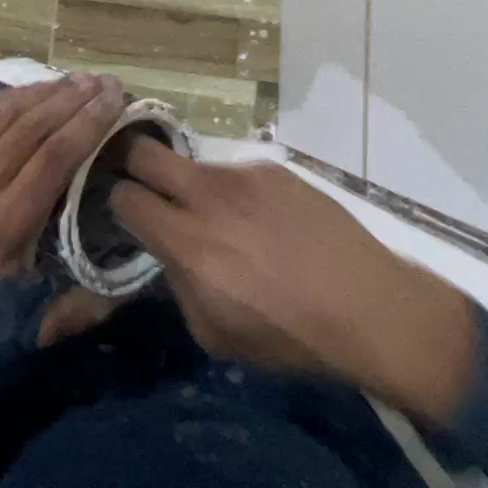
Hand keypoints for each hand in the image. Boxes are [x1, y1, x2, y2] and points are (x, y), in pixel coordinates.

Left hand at [0, 75, 124, 276]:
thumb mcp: (31, 301)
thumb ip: (78, 293)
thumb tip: (130, 281)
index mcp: (8, 219)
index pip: (53, 157)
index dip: (87, 125)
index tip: (116, 102)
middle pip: (32, 127)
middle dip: (74, 100)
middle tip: (107, 82)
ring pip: (7, 113)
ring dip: (47, 91)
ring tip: (81, 80)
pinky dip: (13, 96)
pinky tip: (38, 88)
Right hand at [110, 138, 478, 423]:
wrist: (371, 308)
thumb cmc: (290, 335)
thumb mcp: (215, 333)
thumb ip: (178, 284)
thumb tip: (168, 255)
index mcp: (187, 243)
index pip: (123, 198)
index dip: (116, 204)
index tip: (125, 214)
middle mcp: (208, 197)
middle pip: (143, 151)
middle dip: (131, 162)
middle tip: (142, 183)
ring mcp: (244, 176)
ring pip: (193, 163)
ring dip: (192, 186)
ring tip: (223, 218)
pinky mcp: (275, 169)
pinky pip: (238, 174)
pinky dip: (239, 194)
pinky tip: (266, 221)